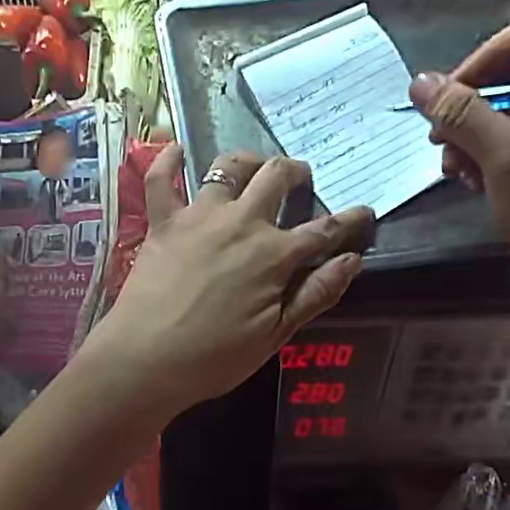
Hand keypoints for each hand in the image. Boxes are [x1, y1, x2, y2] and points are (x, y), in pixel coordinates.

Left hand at [79, 146, 371, 412]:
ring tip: (255, 166)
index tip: (364, 213)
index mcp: (274, 255)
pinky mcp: (163, 222)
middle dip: (296, 173)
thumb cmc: (214, 357)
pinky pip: (162, 179)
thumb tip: (352, 260)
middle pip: (277, 178)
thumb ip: (315, 294)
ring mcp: (199, 218)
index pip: (323, 231)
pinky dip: (168, 160)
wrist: (145, 360)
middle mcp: (241, 223)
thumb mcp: (275, 335)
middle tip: (300, 179)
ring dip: (248, 160)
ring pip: (228, 167)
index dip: (349, 220)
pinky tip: (177, 150)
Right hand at [408, 7, 509, 297]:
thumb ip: (462, 113)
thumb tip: (418, 82)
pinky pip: (509, 130)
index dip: (488, 56)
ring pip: (506, 101)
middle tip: (439, 135)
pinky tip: (468, 175)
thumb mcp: (505, 157)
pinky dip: (482, 148)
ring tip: (454, 165)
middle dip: (472, 102)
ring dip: (470, 130)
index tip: (450, 95)